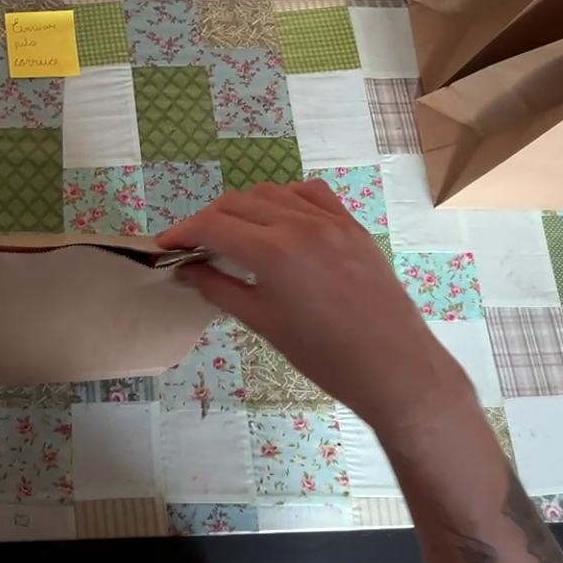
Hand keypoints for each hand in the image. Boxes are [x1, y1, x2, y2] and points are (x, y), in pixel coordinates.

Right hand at [157, 181, 477, 440]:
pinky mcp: (352, 225)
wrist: (396, 369)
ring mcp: (330, 220)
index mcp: (274, 252)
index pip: (212, 226)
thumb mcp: (262, 322)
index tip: (166, 246)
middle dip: (207, 220)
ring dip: (242, 208)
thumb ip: (218, 288)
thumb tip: (186, 269)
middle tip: (194, 246)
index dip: (182, 233)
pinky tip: (278, 220)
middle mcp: (300, 225)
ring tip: (234, 234)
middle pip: (236, 203)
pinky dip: (284, 199)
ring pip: (270, 192)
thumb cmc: (324, 356)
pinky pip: (309, 193)